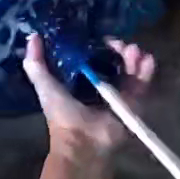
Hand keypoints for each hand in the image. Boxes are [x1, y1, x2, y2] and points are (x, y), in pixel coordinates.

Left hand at [21, 34, 154, 158]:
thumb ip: (36, 64)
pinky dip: (146, 70)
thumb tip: (32, 36)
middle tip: (119, 43)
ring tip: (133, 50)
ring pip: (129, 68)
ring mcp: (118, 94)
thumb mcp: (45, 86)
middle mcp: (100, 85)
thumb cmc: (62, 115)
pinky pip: (142, 83)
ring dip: (133, 56)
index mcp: (79, 80)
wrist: (83, 142)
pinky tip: (147, 59)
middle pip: (113, 60)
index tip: (100, 36)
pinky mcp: (133, 103)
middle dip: (118, 49)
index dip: (97, 44)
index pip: (91, 55)